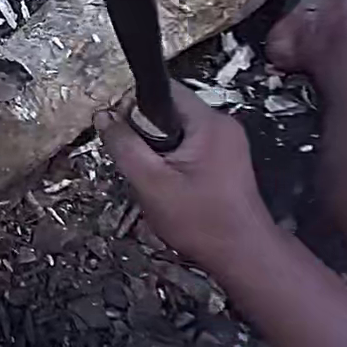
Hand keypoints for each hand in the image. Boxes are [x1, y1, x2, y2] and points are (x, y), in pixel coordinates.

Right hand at [96, 81, 277, 270]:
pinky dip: (169, 157)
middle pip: (167, 110)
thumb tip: (102, 116)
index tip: (119, 128)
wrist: (244, 257)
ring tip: (149, 175)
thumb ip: (123, 145)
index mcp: (208, 122)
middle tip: (134, 159)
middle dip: (143, 130)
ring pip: (174, 129)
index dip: (134, 103)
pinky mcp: (223, 159)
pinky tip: (165, 181)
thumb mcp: (150, 181)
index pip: (163, 90)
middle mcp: (221, 125)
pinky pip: (185, 144)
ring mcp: (225, 142)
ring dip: (154, 147)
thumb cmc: (200, 220)